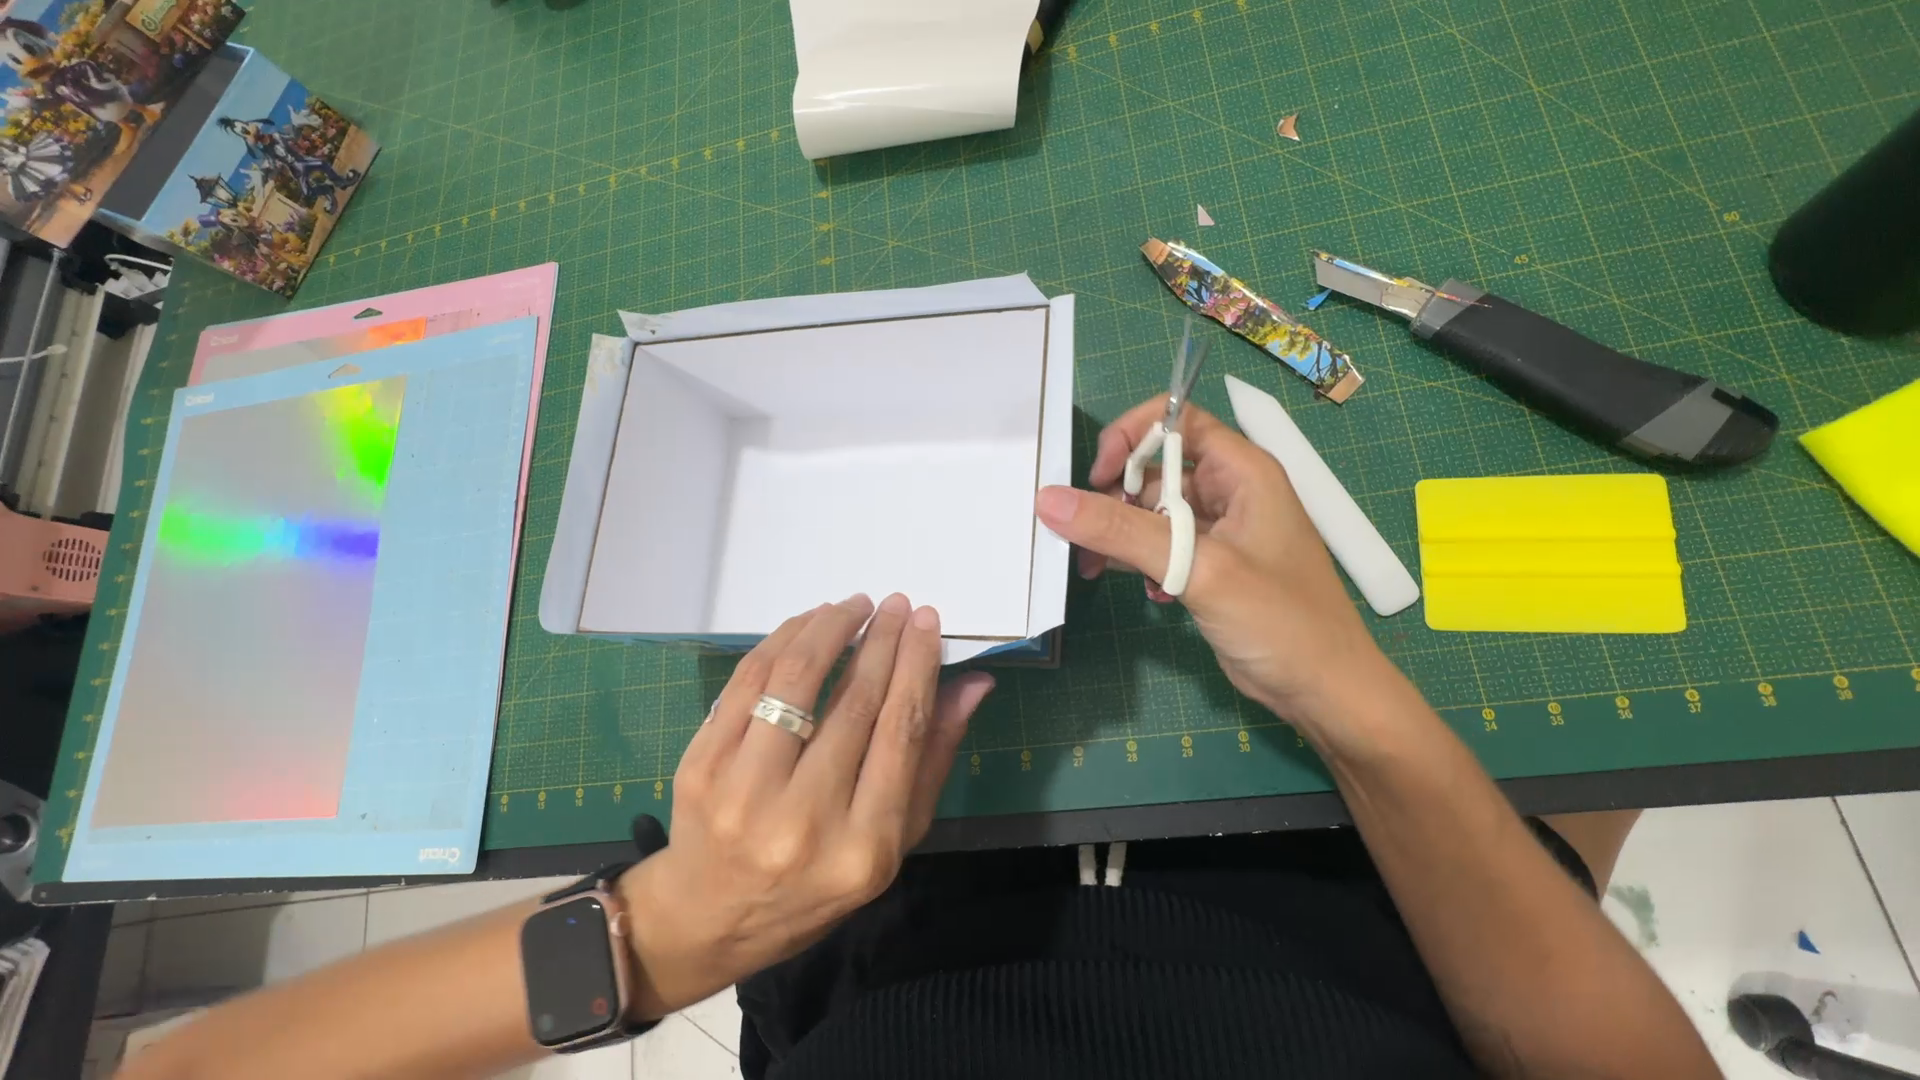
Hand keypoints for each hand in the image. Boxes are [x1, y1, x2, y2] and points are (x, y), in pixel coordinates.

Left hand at [616, 594, 993, 1018]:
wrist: (711, 916)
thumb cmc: (815, 884)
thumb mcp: (892, 840)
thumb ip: (932, 759)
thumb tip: (973, 683)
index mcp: (865, 847)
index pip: (900, 731)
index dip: (917, 666)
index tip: (928, 622)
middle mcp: (805, 821)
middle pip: (854, 702)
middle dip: (882, 640)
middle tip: (898, 604)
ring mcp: (745, 793)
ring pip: (796, 680)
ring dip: (830, 629)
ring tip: (854, 606)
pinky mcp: (701, 767)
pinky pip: (748, 682)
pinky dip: (783, 641)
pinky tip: (809, 624)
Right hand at [1034, 396, 1391, 725]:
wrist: (1323, 690)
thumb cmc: (1278, 620)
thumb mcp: (1198, 568)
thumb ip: (1123, 532)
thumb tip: (1050, 500)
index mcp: (1243, 471)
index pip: (1178, 421)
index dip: (1132, 437)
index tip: (1098, 476)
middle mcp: (1230, 492)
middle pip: (1157, 469)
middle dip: (1116, 496)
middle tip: (1083, 532)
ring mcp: (1220, 532)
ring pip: (1153, 512)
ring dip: (1121, 535)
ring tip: (1091, 566)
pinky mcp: (1210, 567)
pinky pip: (1161, 547)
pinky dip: (1141, 562)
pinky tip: (1145, 592)